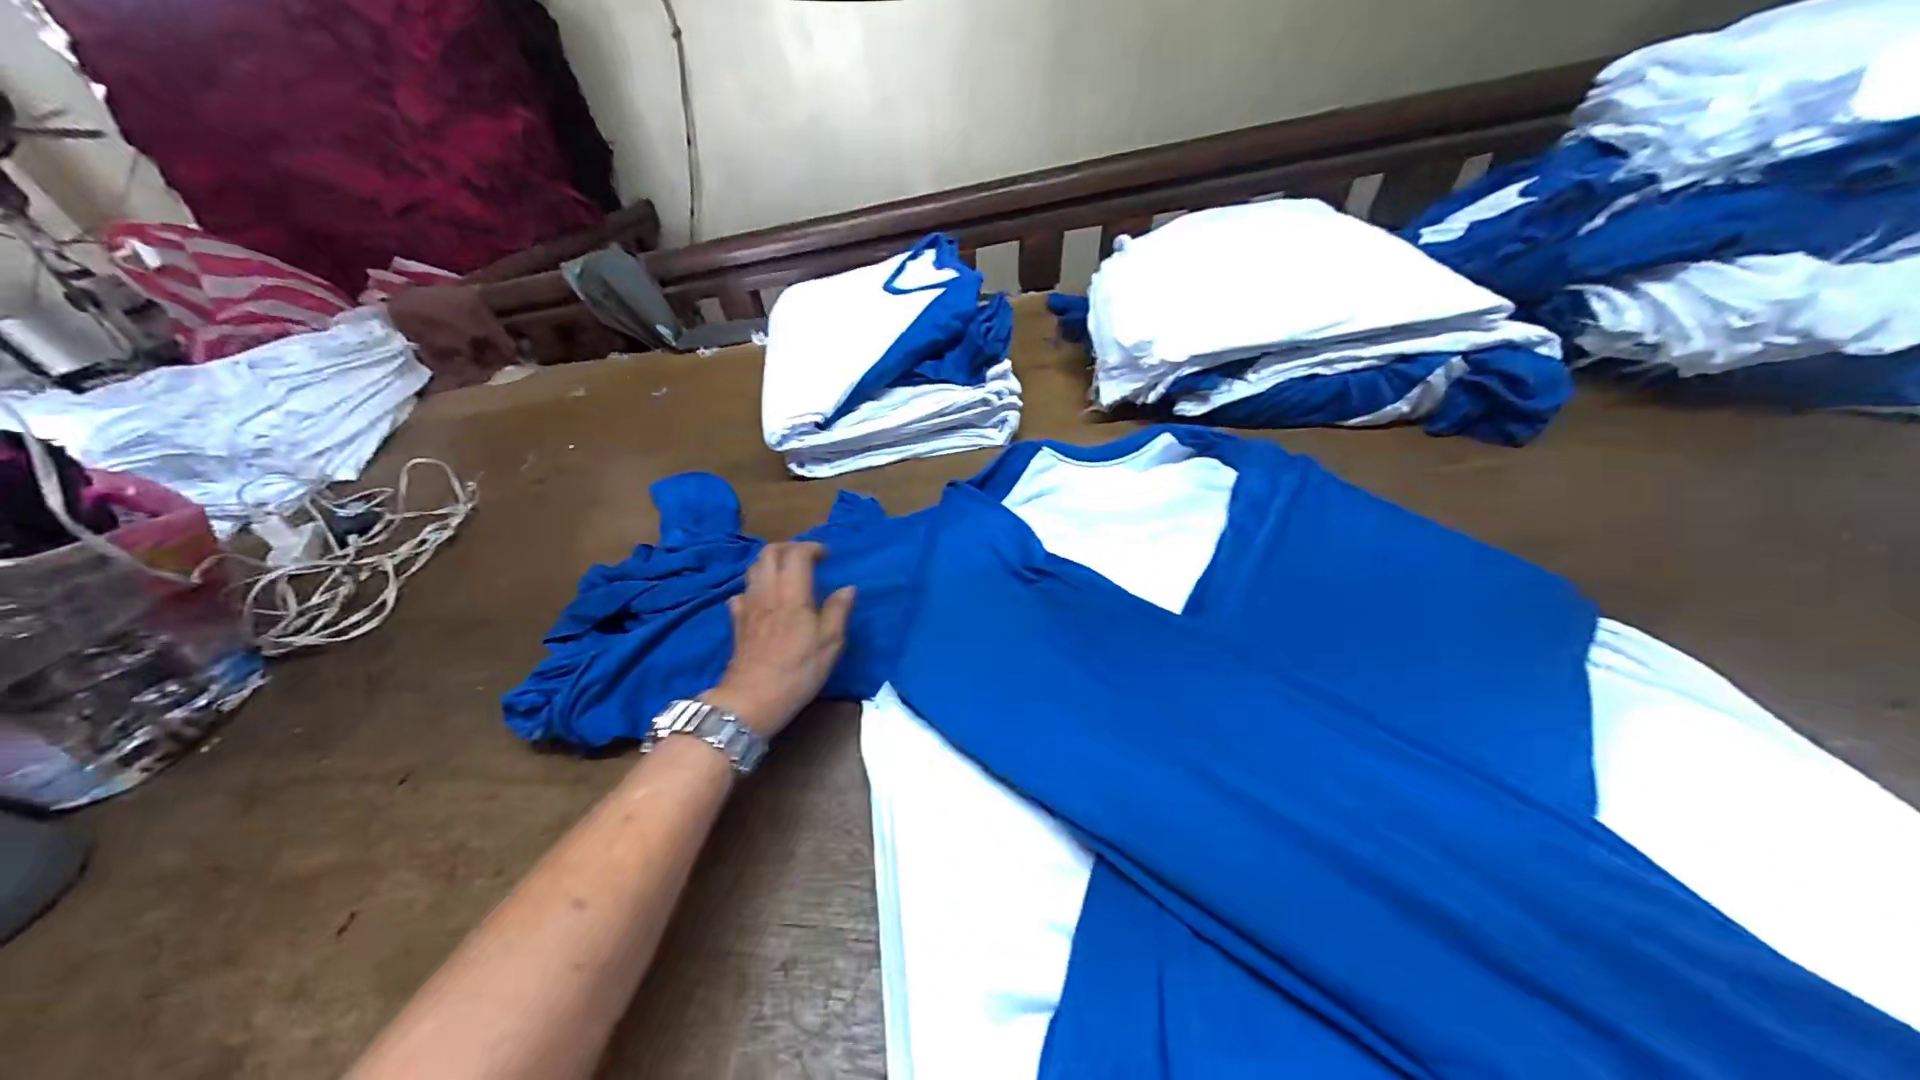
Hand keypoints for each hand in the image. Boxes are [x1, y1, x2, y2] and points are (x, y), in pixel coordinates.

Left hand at [702, 542, 855, 737]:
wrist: (752, 699)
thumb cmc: (798, 670)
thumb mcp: (830, 643)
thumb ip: (838, 610)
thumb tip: (847, 589)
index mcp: (792, 593)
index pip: (797, 554)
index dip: (812, 548)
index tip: (826, 556)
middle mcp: (766, 592)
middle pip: (769, 553)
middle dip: (789, 548)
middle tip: (806, 558)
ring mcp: (747, 606)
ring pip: (754, 569)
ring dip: (771, 563)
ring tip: (787, 574)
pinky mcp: (736, 622)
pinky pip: (742, 593)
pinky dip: (755, 588)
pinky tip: (764, 600)